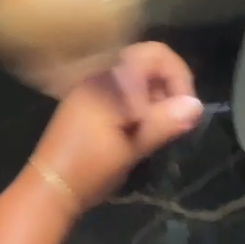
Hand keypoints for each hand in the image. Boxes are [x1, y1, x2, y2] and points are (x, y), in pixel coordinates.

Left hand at [27, 41, 203, 210]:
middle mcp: (103, 74)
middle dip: (169, 88)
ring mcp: (95, 88)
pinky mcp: (90, 104)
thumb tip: (196, 105)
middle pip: (149, 64)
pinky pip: (124, 92)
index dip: (179, 75)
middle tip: (175, 120)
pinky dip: (139, 105)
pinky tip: (140, 132)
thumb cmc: (90, 165)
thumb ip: (164, 121)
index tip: (186, 108)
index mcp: (112, 77)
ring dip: (155, 98)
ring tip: (160, 130)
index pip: (157, 54)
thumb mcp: (132, 146)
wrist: (48, 189)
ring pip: (138, 79)